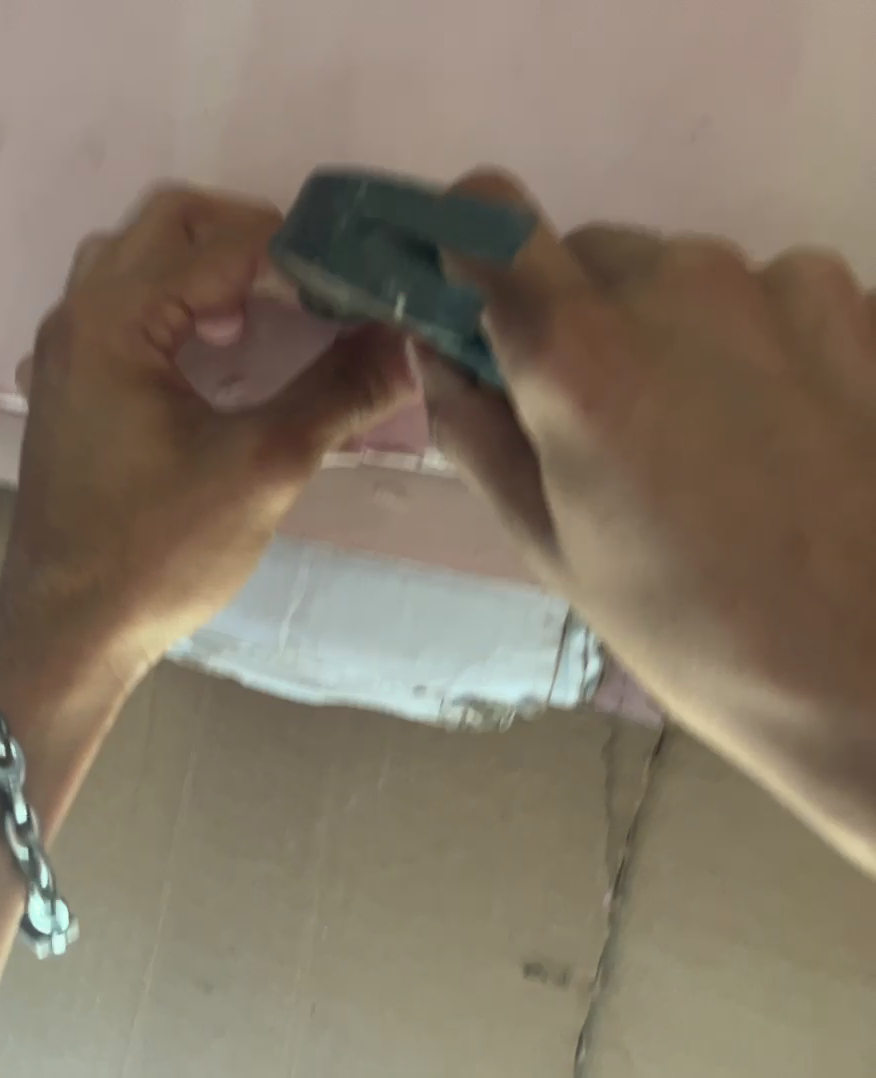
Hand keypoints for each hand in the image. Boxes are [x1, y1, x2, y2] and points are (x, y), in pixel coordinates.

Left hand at [0, 188, 414, 686]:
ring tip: (250, 323)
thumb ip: (339, 389)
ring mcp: (57, 357)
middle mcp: (73, 321)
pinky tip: (195, 362)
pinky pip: (105, 316)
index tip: (363, 281)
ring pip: (126, 264)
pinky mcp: (57, 394)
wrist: (67, 625)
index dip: (304, 250)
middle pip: (163, 225)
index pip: (223, 240)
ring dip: (194, 270)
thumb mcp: (261, 466)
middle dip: (243, 237)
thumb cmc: (156, 551)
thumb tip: (409, 336)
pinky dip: (155, 311)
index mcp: (114, 321)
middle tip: (306, 287)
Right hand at [420, 170, 875, 859]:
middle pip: (569, 253)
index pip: (492, 226)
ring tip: (660, 420)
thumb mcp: (532, 530)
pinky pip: (745, 285)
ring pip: (656, 269)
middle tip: (552, 398)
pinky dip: (716, 326)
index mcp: (578, 361)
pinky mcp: (853, 305)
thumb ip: (467, 424)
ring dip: (630, 319)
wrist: (871, 666)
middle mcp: (677, 293)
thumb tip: (431, 347)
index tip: (431, 278)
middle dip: (543, 308)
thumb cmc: (670, 611)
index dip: (449, 234)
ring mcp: (780, 290)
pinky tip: (742, 410)